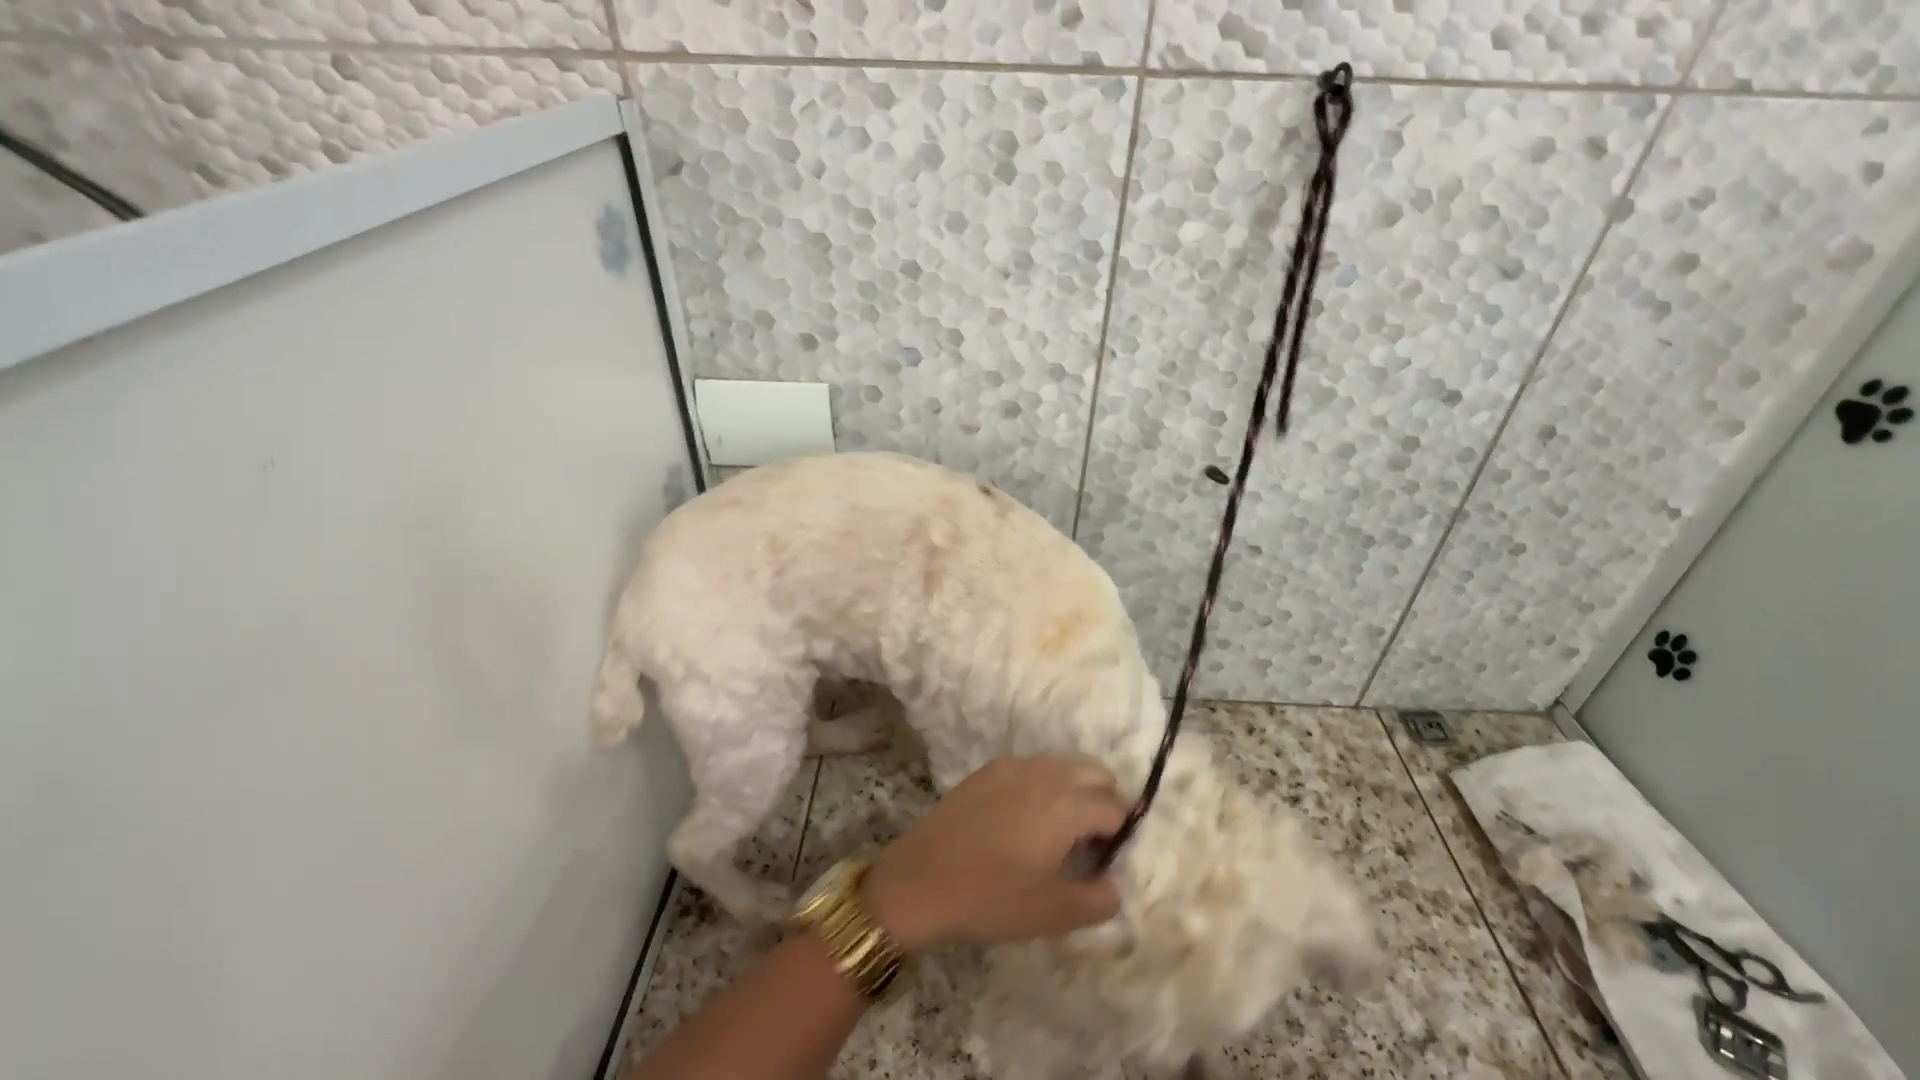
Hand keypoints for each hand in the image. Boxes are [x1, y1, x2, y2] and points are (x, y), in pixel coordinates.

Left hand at [860, 756, 1128, 951]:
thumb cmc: (991, 897)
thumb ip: (1099, 899)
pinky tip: (1025, 822)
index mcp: (1068, 803)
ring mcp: (1012, 767)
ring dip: (1074, 791)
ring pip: (1063, 766)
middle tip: (1091, 843)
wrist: (918, 882)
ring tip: (1060, 833)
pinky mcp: (985, 772)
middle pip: (1095, 774)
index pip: (1116, 808)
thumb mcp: (1054, 912)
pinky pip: (1032, 768)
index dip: (1121, 836)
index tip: (1107, 863)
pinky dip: (1044, 786)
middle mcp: (1045, 773)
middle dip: (1104, 802)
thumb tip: (1113, 884)